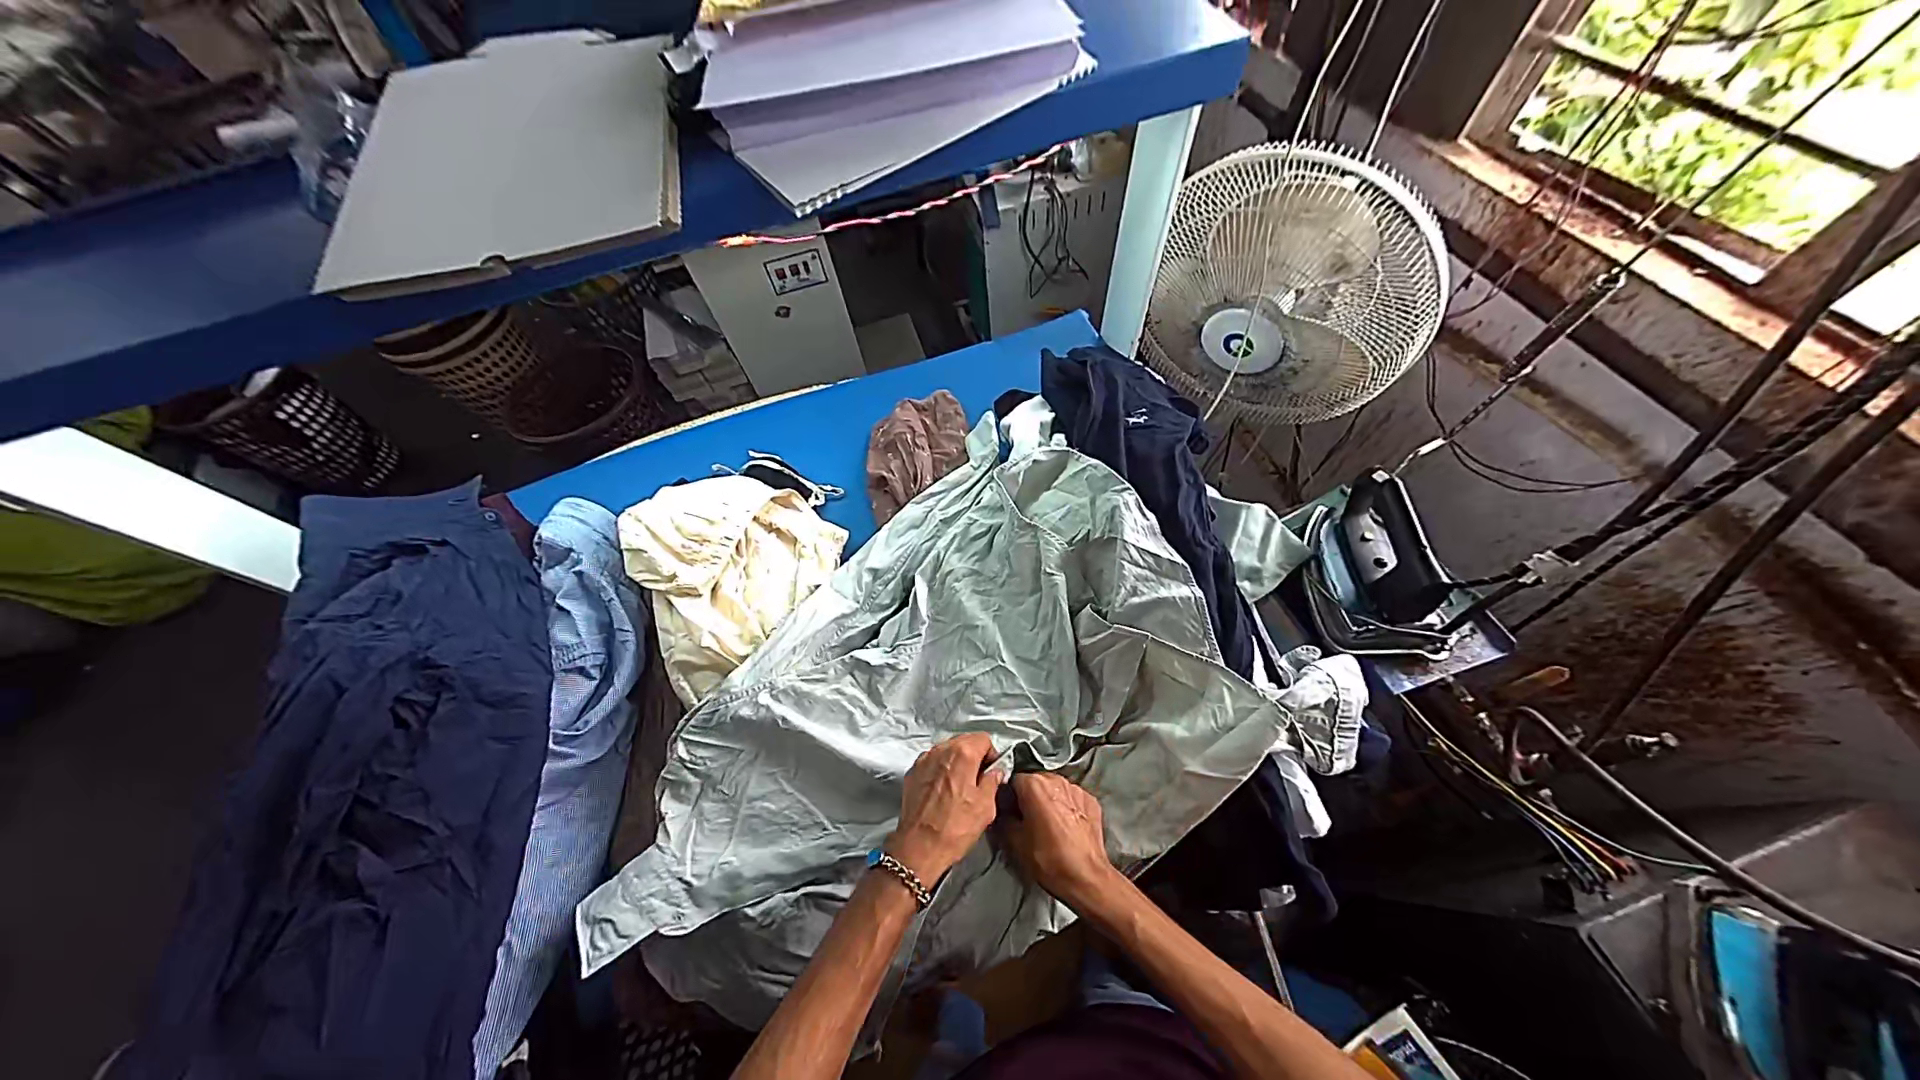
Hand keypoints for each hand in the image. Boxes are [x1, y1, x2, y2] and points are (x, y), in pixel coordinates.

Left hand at [888, 734, 1003, 883]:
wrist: (919, 847)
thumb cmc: (952, 829)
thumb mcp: (986, 807)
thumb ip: (993, 782)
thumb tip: (995, 774)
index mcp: (962, 754)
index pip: (984, 739)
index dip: (992, 754)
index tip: (992, 770)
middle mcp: (941, 751)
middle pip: (964, 741)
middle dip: (974, 756)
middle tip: (979, 779)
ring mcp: (924, 761)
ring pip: (947, 751)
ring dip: (956, 763)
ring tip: (961, 788)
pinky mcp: (912, 773)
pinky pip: (932, 764)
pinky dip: (940, 771)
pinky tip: (944, 792)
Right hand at [1003, 772, 1120, 910]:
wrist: (1086, 878)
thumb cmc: (1052, 861)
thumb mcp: (1014, 842)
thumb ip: (1003, 818)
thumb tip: (1004, 813)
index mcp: (1034, 785)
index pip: (1013, 781)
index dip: (1009, 798)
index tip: (1010, 813)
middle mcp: (1056, 781)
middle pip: (1034, 783)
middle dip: (1029, 799)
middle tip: (1027, 824)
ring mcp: (1076, 790)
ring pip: (1054, 790)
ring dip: (1049, 803)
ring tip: (1048, 829)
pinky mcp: (1091, 802)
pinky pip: (1072, 799)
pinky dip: (1067, 809)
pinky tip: (1064, 830)